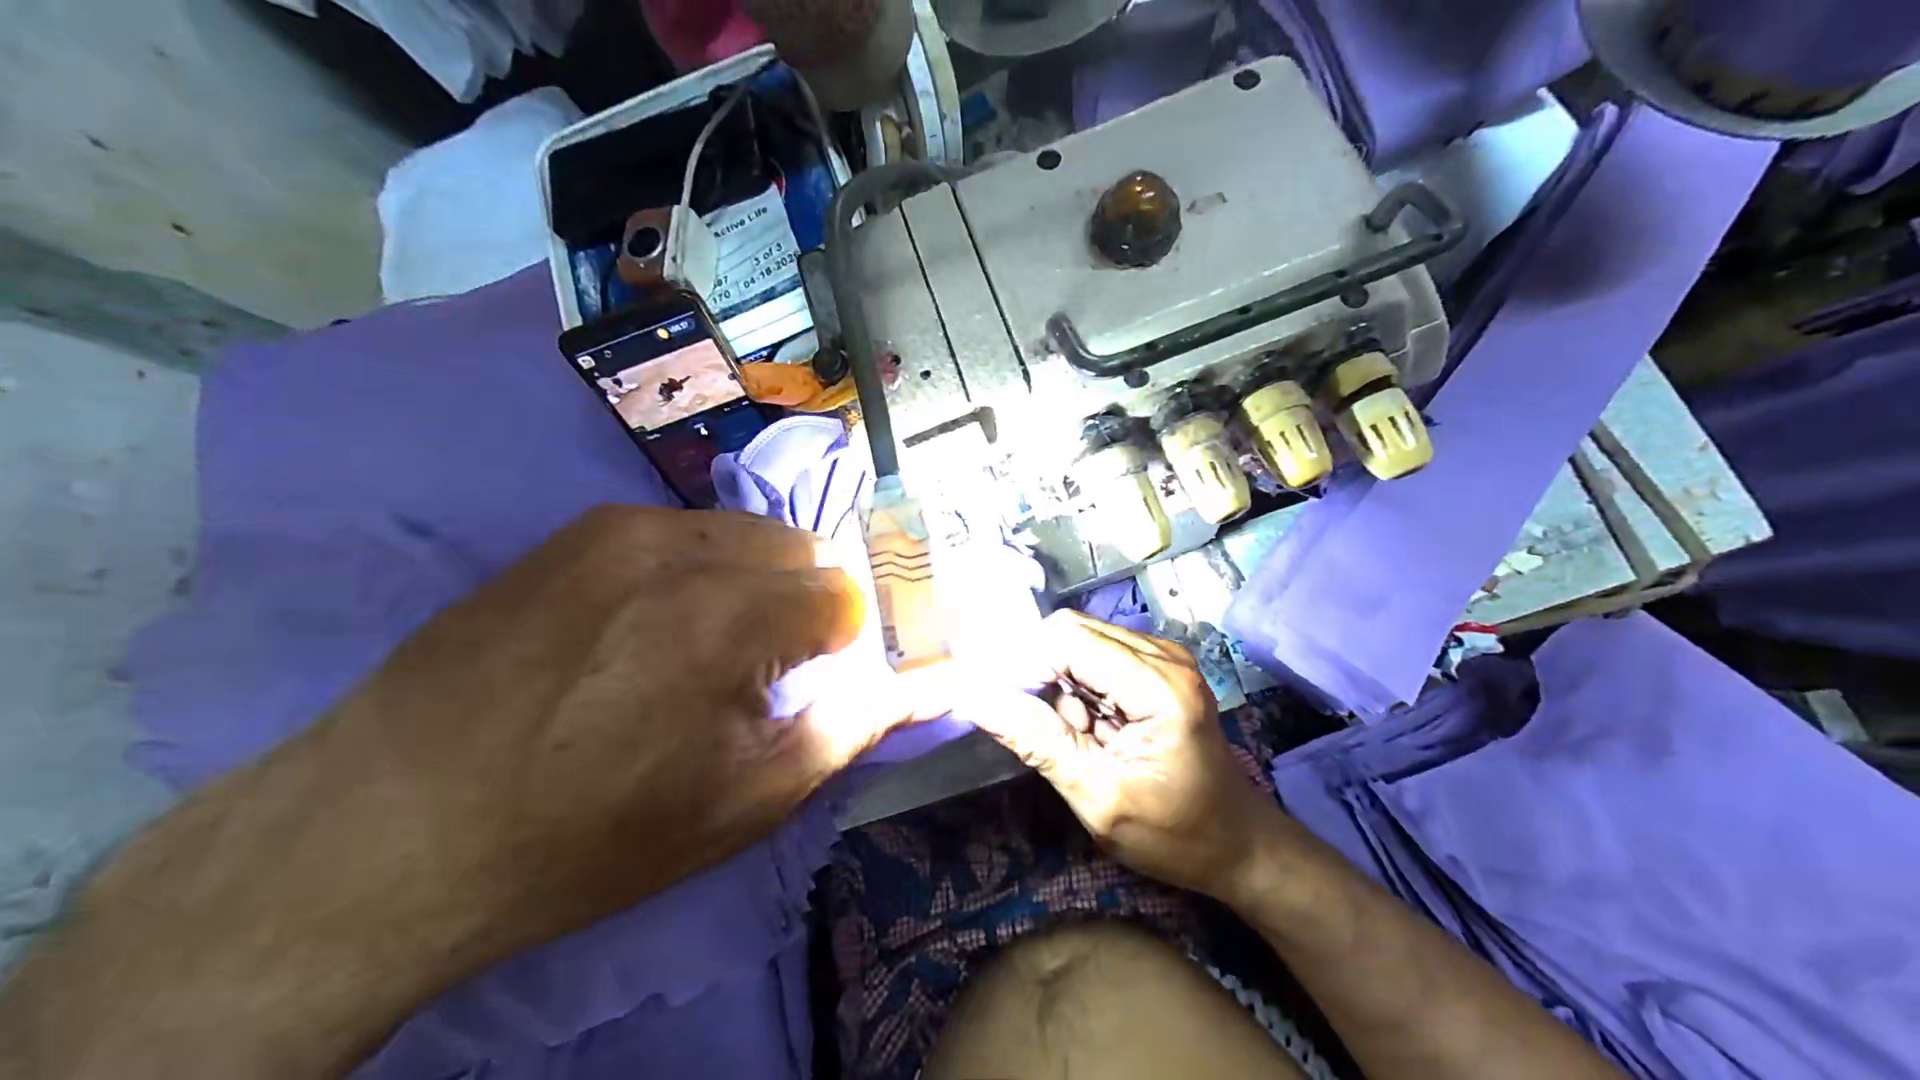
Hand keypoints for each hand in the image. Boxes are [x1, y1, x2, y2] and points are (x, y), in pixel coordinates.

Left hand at [317, 505, 948, 934]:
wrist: (388, 832)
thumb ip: (846, 729)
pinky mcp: (567, 535)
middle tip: (762, 669)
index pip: (843, 592)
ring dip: (750, 581)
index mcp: (726, 616)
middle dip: (803, 603)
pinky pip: (673, 533)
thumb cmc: (586, 836)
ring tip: (699, 648)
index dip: (842, 643)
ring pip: (738, 532)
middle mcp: (676, 547)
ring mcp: (614, 530)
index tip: (812, 683)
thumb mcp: (741, 804)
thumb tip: (921, 686)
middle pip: (799, 546)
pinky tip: (641, 629)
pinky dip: (692, 570)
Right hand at [969, 610, 1287, 899]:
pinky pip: (1096, 655)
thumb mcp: (1098, 798)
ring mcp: (1163, 655)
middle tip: (1036, 727)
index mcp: (1159, 686)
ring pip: (1079, 641)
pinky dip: (1077, 688)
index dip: (1024, 663)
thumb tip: (974, 698)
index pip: (1067, 639)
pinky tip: (1090, 728)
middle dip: (1039, 673)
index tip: (1002, 703)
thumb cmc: (1174, 834)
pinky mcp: (1156, 665)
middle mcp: (1164, 654)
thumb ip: (1037, 743)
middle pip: (1071, 631)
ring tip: (1075, 737)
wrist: (1236, 844)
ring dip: (1059, 684)